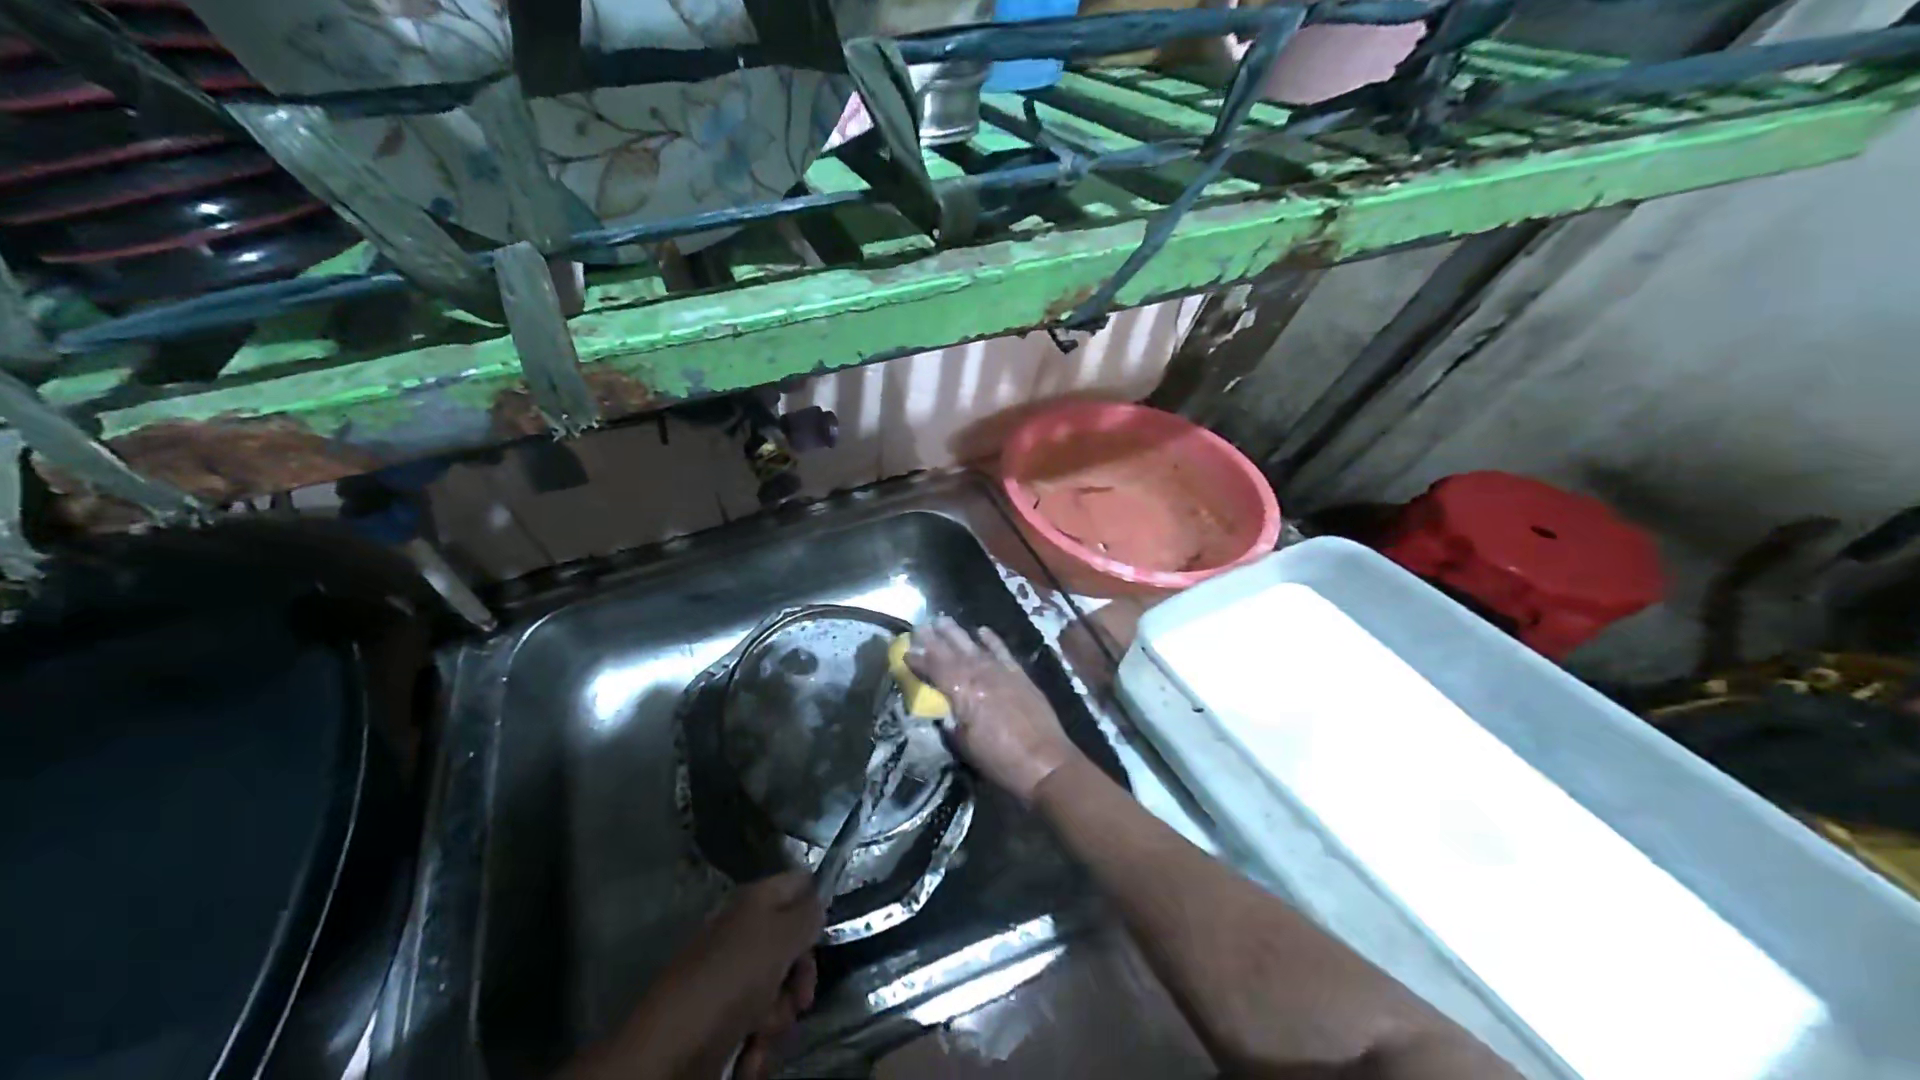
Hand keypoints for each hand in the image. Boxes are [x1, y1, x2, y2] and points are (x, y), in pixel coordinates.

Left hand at [564, 871, 823, 1079]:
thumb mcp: (778, 937)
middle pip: (794, 947)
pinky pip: (759, 1028)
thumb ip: (808, 914)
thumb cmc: (727, 982)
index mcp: (754, 903)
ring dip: (778, 1019)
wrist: (666, 1054)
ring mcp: (732, 980)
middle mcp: (744, 936)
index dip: (816, 905)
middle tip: (798, 999)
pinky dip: (758, 1046)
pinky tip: (747, 1055)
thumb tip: (819, 902)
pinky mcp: (724, 1022)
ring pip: (779, 994)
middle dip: (800, 979)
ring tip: (759, 1033)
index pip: (798, 884)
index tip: (822, 935)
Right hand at [906, 616, 1083, 803]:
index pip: (935, 668)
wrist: (1045, 762)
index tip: (905, 650)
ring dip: (957, 633)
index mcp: (962, 692)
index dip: (919, 659)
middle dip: (935, 638)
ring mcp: (1002, 672)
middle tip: (920, 625)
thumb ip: (950, 721)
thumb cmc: (1000, 759)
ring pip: (974, 646)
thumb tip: (942, 709)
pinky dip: (991, 639)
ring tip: (943, 620)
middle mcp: (980, 674)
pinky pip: (1002, 651)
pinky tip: (982, 630)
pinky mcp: (1019, 675)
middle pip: (952, 651)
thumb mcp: (964, 745)